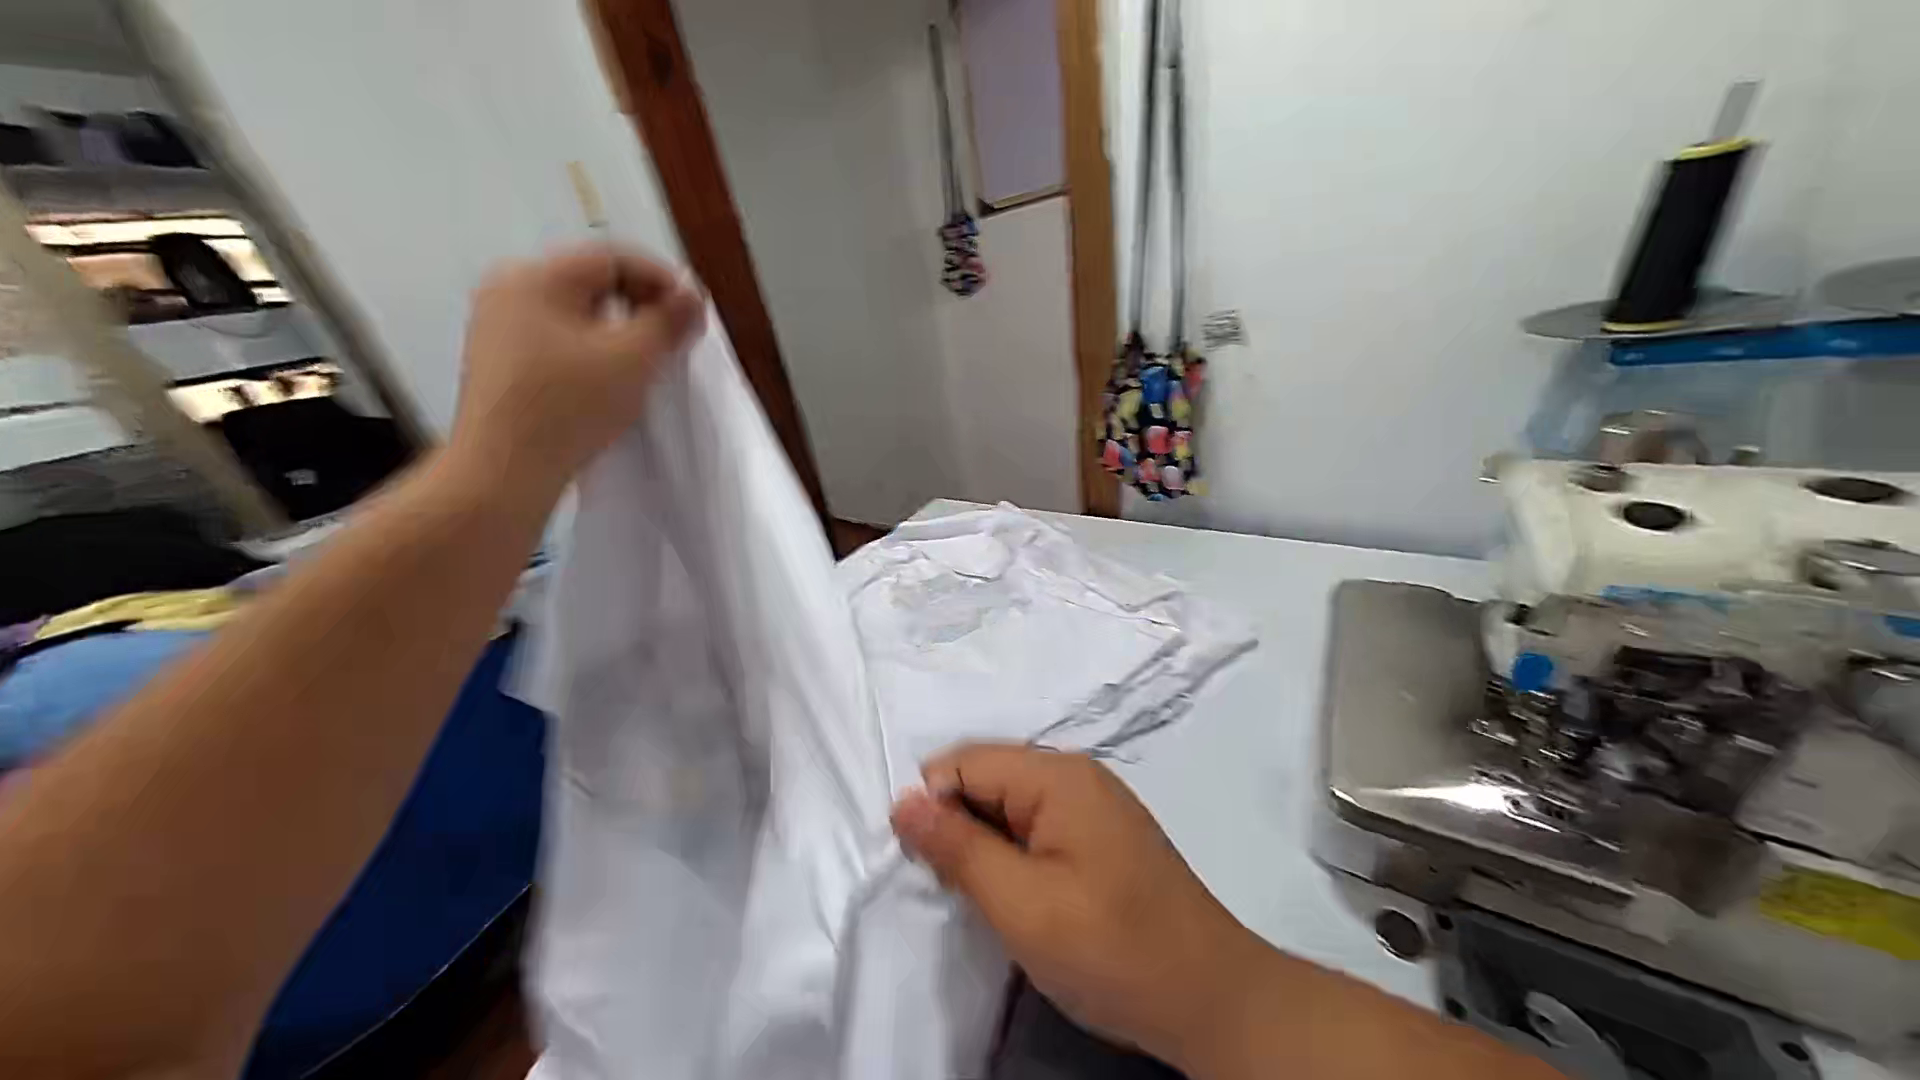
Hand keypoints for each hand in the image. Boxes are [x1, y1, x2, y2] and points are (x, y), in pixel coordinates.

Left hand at [448, 248, 705, 498]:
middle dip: (642, 304)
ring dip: (620, 328)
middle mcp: (508, 289)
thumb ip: (668, 320)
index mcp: (535, 277)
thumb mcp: (632, 359)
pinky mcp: (500, 360)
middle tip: (677, 337)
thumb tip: (692, 294)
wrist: (504, 471)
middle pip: (592, 281)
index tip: (695, 313)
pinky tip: (612, 377)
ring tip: (650, 360)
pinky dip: (593, 347)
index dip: (662, 278)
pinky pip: (559, 337)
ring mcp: (498, 325)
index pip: (612, 257)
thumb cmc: (570, 406)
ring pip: (577, 312)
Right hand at [890, 744, 1267, 1071]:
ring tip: (987, 896)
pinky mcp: (1099, 832)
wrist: (1211, 1000)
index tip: (924, 865)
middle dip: (958, 824)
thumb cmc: (1111, 950)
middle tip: (955, 888)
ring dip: (984, 844)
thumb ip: (957, 847)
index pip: (964, 763)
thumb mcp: (1021, 905)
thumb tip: (903, 800)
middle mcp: (1074, 773)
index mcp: (1056, 774)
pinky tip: (1018, 893)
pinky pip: (1035, 823)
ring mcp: (1092, 801)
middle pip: (987, 777)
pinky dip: (1013, 853)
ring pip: (1008, 803)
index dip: (933, 806)